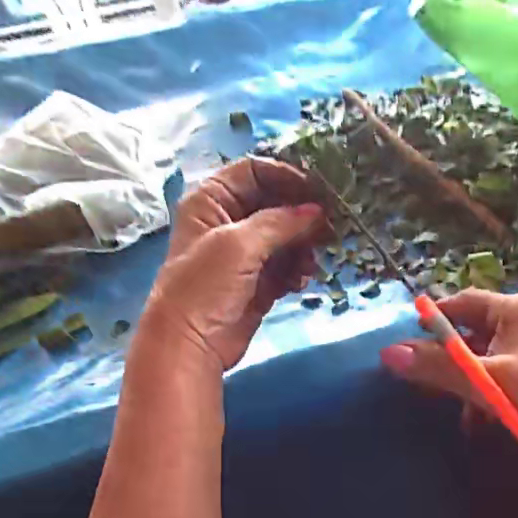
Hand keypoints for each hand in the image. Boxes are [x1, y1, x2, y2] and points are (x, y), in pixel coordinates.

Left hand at [139, 157, 326, 369]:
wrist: (189, 346)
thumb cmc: (204, 287)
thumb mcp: (239, 244)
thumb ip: (280, 222)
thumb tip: (317, 211)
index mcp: (211, 201)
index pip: (254, 171)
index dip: (286, 176)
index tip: (319, 189)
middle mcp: (227, 223)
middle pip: (274, 205)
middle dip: (301, 215)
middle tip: (328, 227)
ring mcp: (243, 256)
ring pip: (284, 238)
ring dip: (302, 247)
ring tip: (310, 262)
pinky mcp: (257, 284)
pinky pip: (285, 267)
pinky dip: (296, 271)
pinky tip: (301, 280)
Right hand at [378, 289, 517, 463]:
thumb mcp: (491, 383)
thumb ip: (440, 368)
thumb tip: (389, 353)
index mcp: (516, 309)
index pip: (461, 303)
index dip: (432, 323)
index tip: (408, 349)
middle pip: (475, 331)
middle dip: (451, 361)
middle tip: (430, 390)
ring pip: (494, 357)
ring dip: (474, 383)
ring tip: (466, 416)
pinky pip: (514, 372)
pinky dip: (498, 392)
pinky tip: (496, 420)